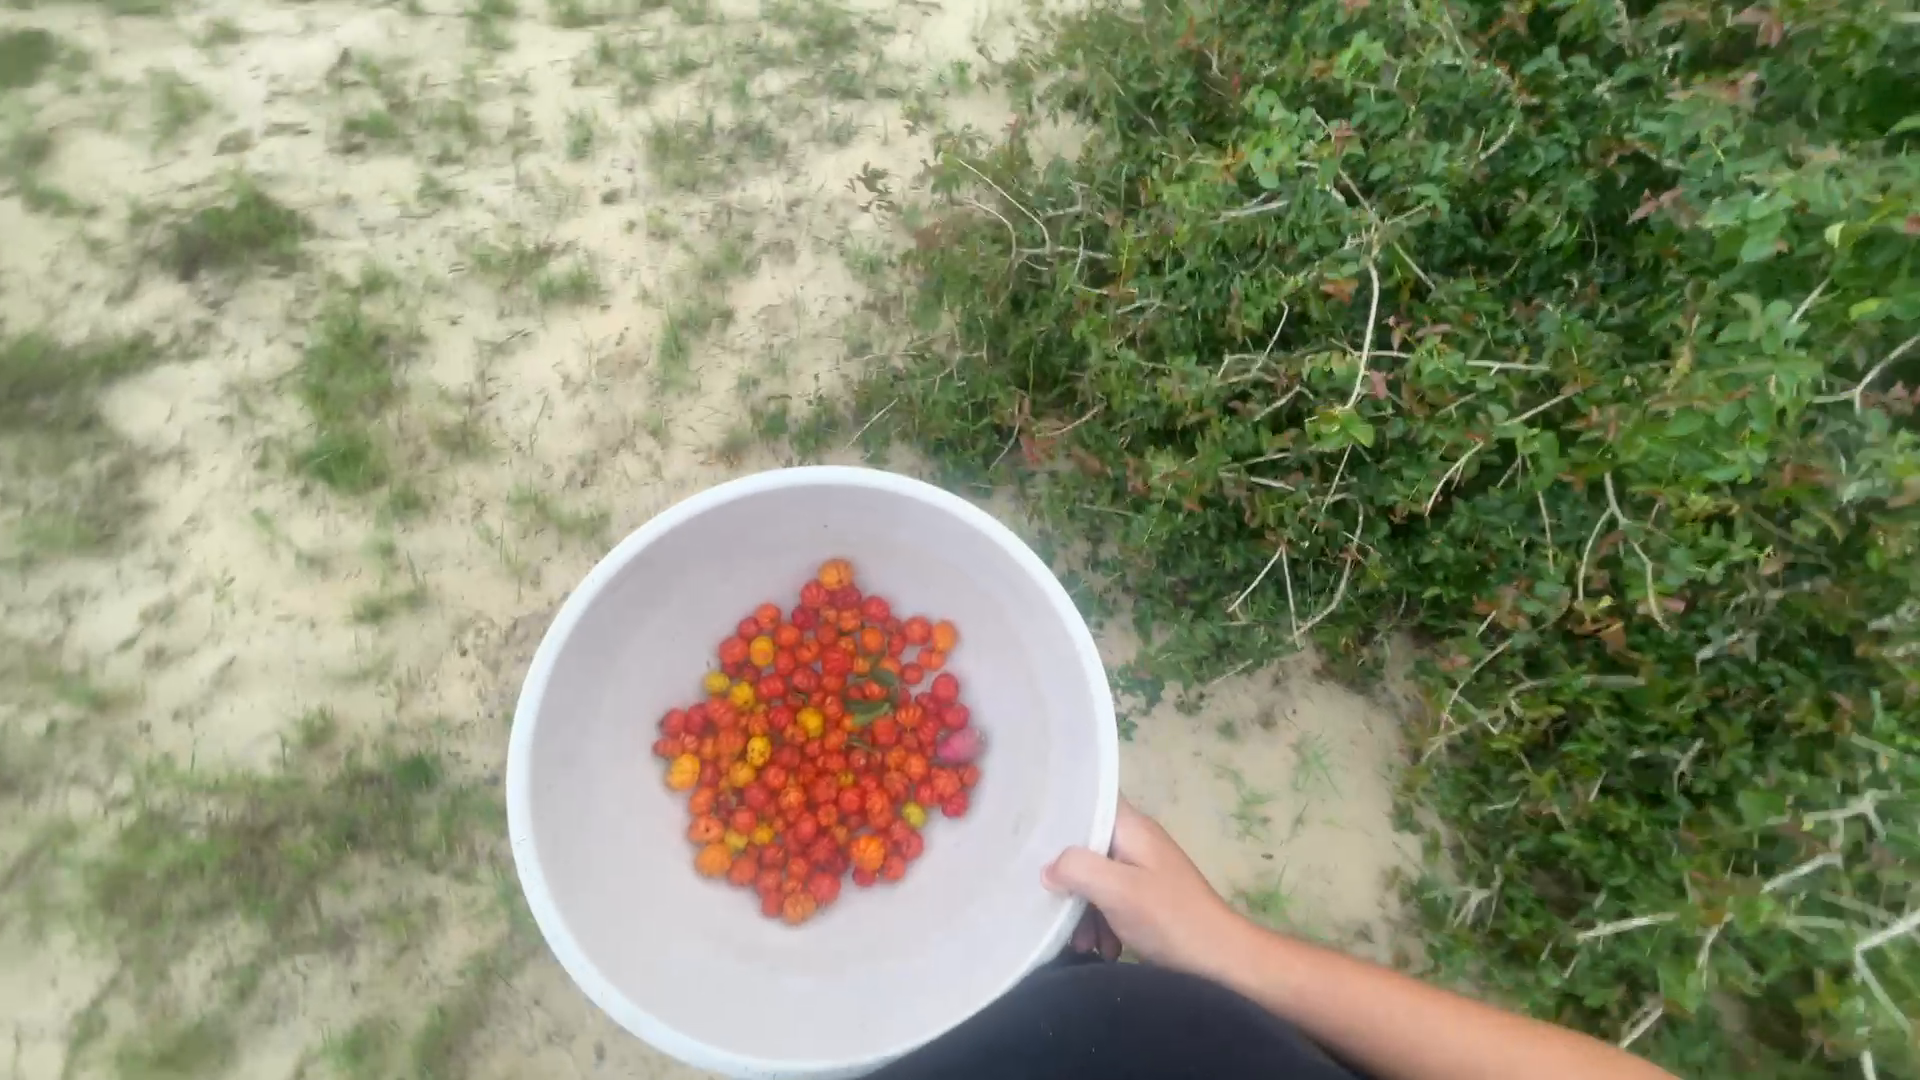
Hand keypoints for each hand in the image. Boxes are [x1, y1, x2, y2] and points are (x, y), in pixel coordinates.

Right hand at [1043, 799, 1254, 982]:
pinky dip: (1102, 919)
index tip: (1032, 832)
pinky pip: (1112, 897)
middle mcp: (1135, 839)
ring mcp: (1142, 867)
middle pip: (1085, 844)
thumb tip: (1047, 868)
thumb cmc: (1171, 918)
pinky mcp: (1147, 894)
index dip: (1059, 810)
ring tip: (1083, 943)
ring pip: (1096, 875)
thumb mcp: (1118, 891)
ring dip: (1084, 907)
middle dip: (1068, 878)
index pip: (1087, 798)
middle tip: (1056, 909)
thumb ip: (1078, 869)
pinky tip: (1103, 947)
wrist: (1224, 961)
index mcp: (1130, 826)